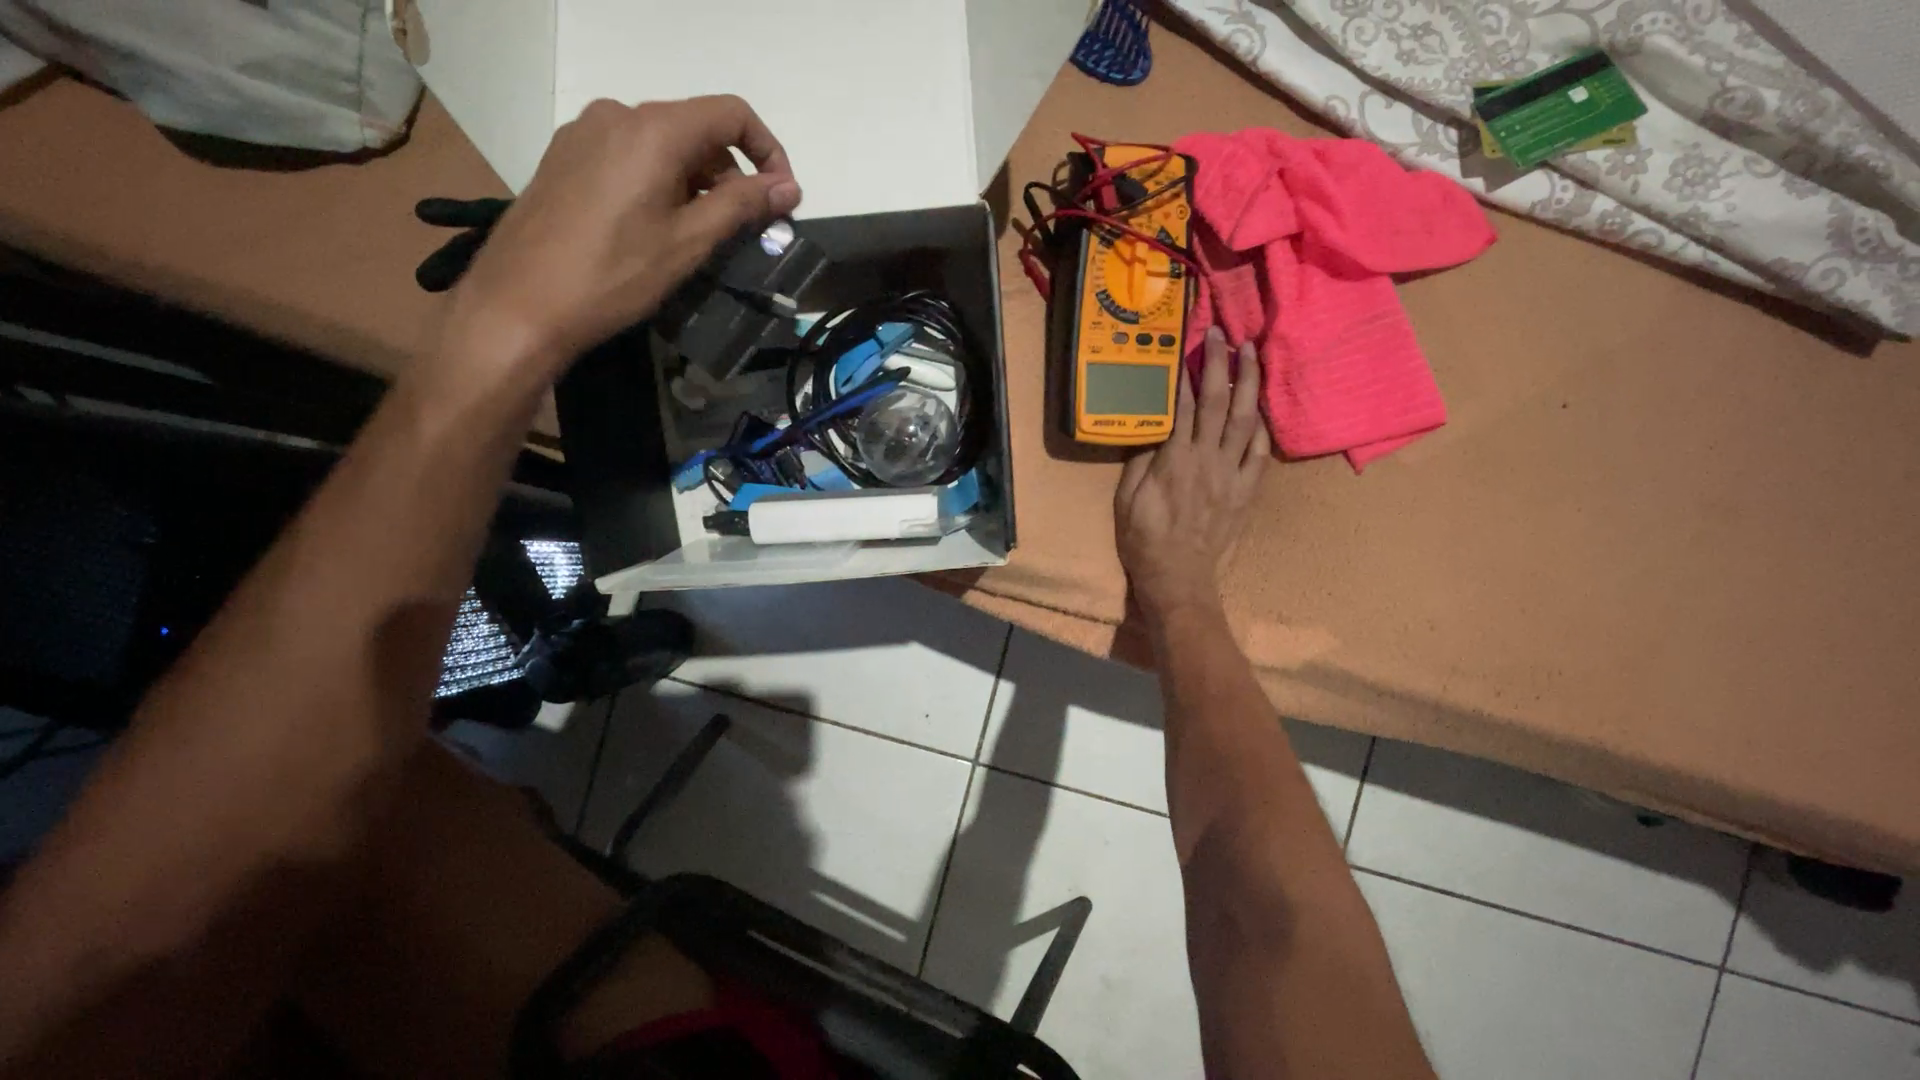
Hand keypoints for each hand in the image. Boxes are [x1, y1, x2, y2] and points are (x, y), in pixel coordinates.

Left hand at [445, 94, 801, 374]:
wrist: (520, 304)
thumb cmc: (613, 275)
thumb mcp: (688, 242)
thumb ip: (743, 206)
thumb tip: (789, 187)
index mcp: (653, 129)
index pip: (732, 115)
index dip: (768, 151)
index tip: (781, 198)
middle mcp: (617, 115)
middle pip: (696, 129)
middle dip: (731, 174)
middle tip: (743, 229)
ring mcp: (584, 133)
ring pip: (662, 145)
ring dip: (695, 182)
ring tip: (697, 236)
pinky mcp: (564, 157)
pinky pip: (629, 156)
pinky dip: (659, 183)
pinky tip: (653, 229)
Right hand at [1115, 327, 1269, 619]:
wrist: (1180, 579)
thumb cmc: (1144, 540)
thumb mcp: (1126, 500)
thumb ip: (1141, 460)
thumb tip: (1151, 427)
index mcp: (1175, 460)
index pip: (1182, 406)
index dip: (1185, 373)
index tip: (1188, 345)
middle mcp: (1208, 460)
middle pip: (1218, 403)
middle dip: (1221, 364)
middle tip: (1223, 334)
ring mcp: (1232, 475)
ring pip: (1245, 420)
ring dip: (1248, 384)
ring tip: (1250, 354)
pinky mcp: (1246, 491)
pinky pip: (1260, 453)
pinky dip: (1261, 426)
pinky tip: (1258, 407)